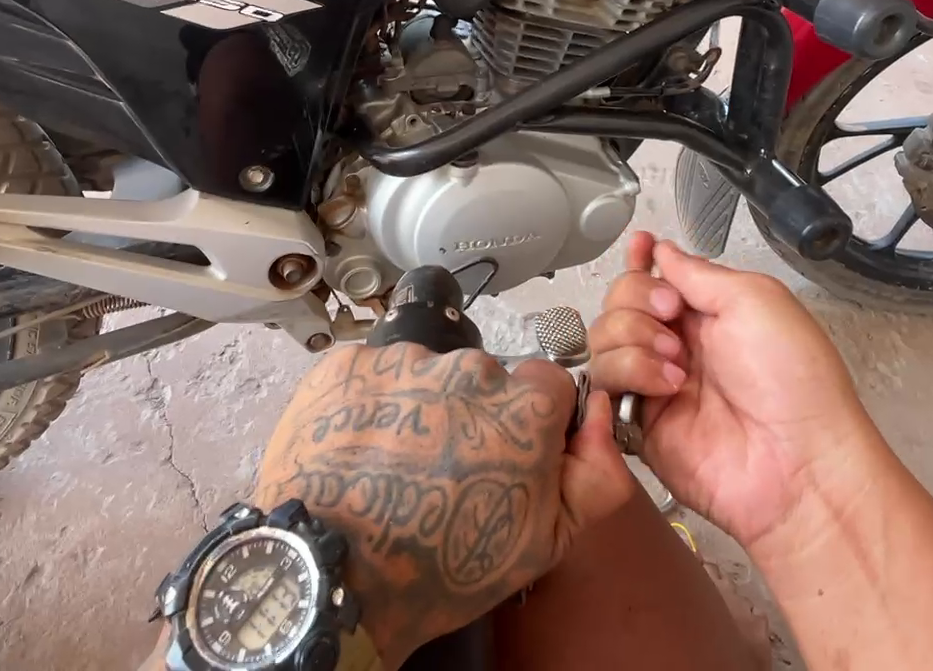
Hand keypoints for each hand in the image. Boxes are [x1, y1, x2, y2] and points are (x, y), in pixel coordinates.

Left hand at [253, 343, 630, 664]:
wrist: (333, 574)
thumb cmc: (443, 566)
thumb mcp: (544, 542)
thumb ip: (595, 473)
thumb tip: (600, 411)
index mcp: (523, 405)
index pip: (545, 382)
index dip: (530, 420)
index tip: (507, 452)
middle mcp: (467, 367)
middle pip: (482, 376)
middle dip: (472, 412)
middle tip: (444, 468)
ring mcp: (403, 359)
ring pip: (427, 370)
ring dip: (419, 404)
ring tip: (395, 463)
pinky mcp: (349, 362)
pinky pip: (375, 372)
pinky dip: (371, 401)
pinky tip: (359, 446)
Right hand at [589, 232, 878, 552]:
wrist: (797, 463)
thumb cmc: (795, 380)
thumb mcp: (756, 299)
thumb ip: (699, 273)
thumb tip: (663, 251)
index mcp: (707, 315)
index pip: (655, 279)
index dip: (640, 260)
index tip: (639, 246)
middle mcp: (675, 346)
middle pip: (618, 301)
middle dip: (636, 299)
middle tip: (671, 316)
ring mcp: (653, 383)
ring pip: (603, 338)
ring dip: (634, 338)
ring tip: (678, 365)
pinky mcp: (637, 421)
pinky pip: (603, 383)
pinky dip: (627, 372)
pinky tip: (664, 386)